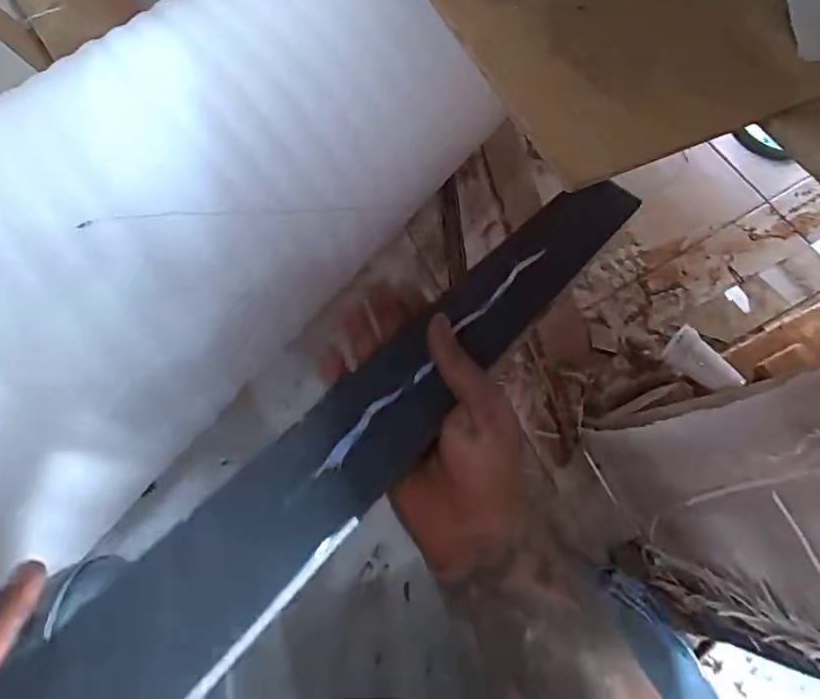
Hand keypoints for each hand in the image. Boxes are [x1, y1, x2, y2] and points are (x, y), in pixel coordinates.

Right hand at [330, 290, 527, 580]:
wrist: (471, 533)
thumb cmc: (489, 467)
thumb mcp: (486, 412)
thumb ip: (460, 368)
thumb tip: (436, 319)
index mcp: (458, 382)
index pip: (435, 337)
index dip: (418, 312)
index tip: (402, 286)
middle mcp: (425, 390)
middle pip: (400, 348)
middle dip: (384, 320)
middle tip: (367, 292)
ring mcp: (398, 412)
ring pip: (376, 368)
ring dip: (361, 341)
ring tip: (347, 314)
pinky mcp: (376, 435)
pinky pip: (355, 403)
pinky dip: (341, 381)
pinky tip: (330, 358)